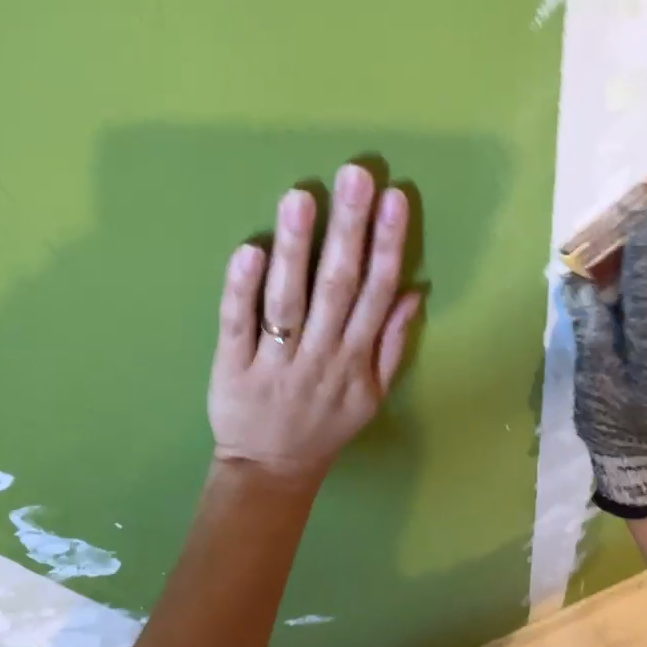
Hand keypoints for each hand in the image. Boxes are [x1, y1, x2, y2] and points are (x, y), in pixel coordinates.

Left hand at [208, 164, 421, 483]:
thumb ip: (391, 344)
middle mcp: (321, 357)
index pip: (376, 295)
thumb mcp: (372, 395)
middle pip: (338, 289)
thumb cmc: (326, 426)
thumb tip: (413, 291)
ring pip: (289, 301)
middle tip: (355, 175)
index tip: (395, 199)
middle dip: (349, 231)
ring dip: (296, 250)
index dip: (387, 247)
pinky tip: (249, 250)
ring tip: (301, 197)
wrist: (271, 470)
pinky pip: (239, 326)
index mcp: (356, 361)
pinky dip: (243, 290)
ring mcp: (276, 362)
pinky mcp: (233, 368)